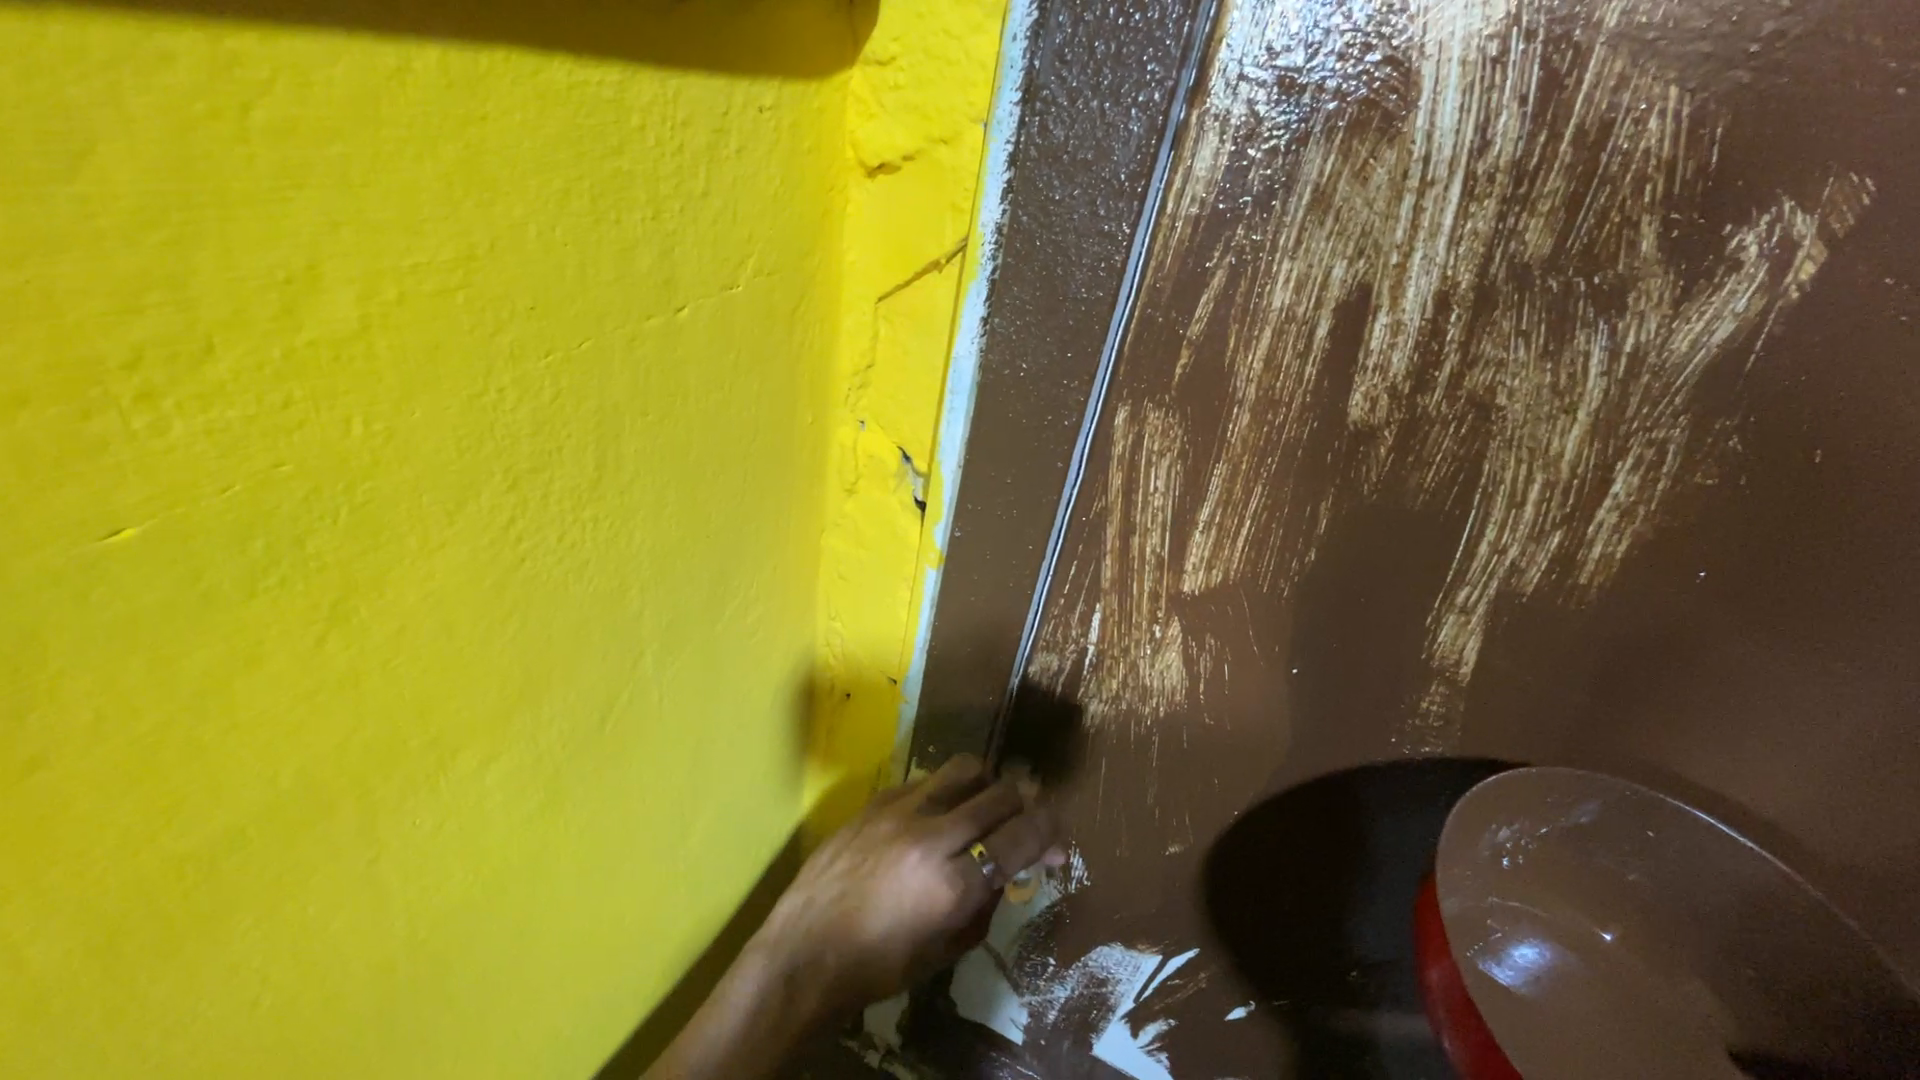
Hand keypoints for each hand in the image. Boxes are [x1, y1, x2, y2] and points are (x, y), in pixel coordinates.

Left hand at [748, 755, 1064, 1021]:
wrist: (804, 950)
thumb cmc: (878, 965)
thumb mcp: (947, 949)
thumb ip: (986, 904)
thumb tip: (1010, 868)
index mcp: (953, 884)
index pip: (1023, 835)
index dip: (1051, 832)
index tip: (1056, 841)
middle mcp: (931, 836)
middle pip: (1001, 793)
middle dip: (1025, 806)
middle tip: (1025, 824)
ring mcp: (900, 811)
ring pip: (966, 769)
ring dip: (987, 785)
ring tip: (984, 807)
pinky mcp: (875, 801)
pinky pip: (927, 780)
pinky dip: (945, 793)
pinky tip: (937, 816)